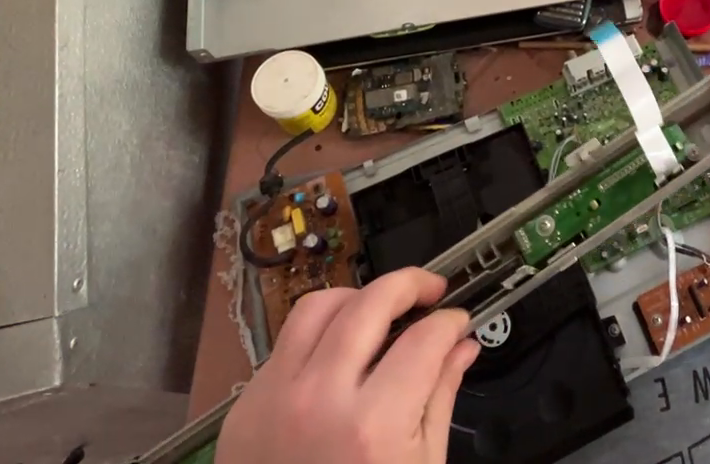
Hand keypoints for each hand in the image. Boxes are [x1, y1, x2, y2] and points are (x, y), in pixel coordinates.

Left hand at [218, 268, 479, 463]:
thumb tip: (463, 345)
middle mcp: (321, 400)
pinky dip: (320, 335)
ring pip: (318, 307)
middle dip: (409, 284)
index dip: (450, 322)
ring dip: (358, 297)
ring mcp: (274, 399)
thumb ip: (440, 397)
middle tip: (430, 290)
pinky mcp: (246, 406)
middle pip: (370, 303)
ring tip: (381, 310)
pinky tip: (340, 353)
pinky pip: (286, 344)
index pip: (424, 339)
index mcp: (373, 427)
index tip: (458, 320)